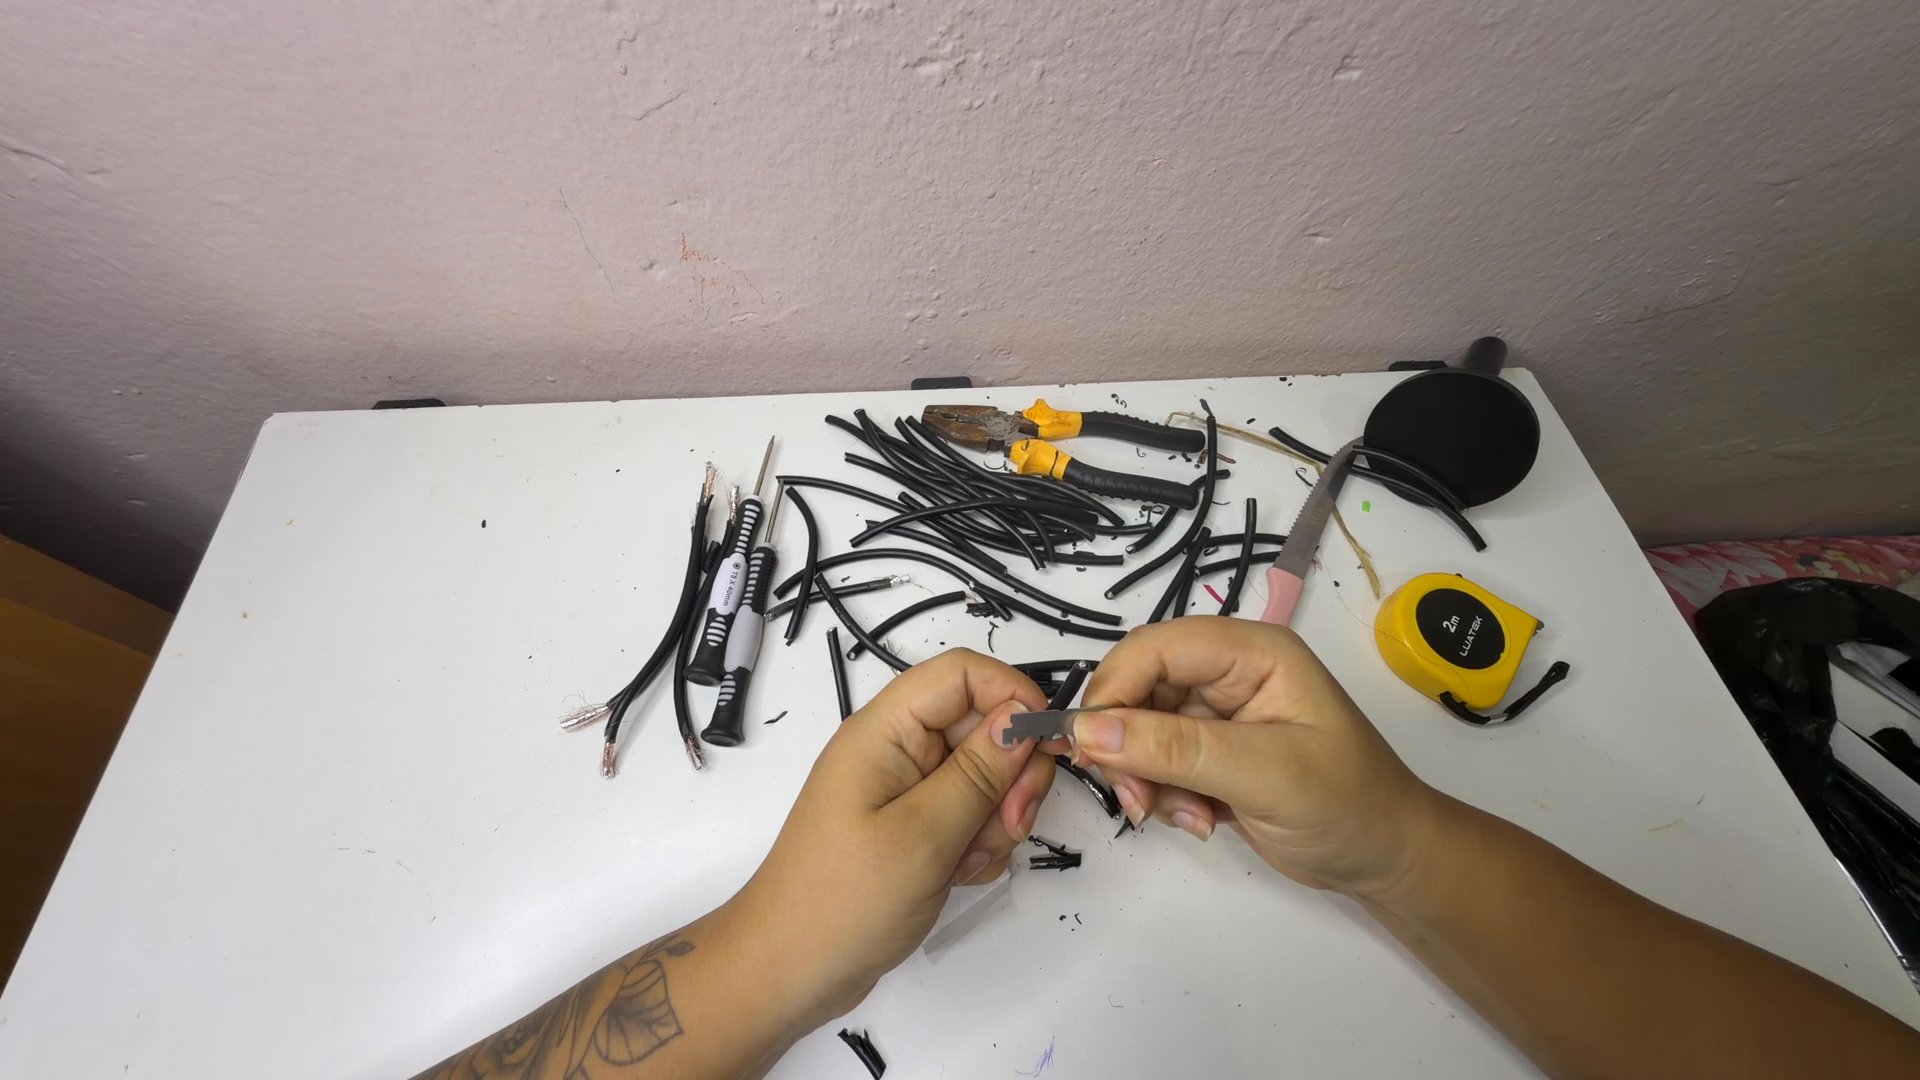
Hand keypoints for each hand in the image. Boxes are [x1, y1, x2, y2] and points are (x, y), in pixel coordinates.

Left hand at [726, 648, 1052, 1032]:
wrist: (789, 973)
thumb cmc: (842, 901)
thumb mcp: (922, 835)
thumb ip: (978, 773)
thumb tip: (1022, 716)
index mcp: (885, 730)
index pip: (961, 673)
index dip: (1010, 693)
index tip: (1045, 742)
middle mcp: (897, 748)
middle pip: (980, 724)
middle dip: (1010, 771)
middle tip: (1013, 822)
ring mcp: (906, 786)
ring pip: (983, 772)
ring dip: (996, 815)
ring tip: (971, 860)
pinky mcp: (914, 822)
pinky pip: (969, 810)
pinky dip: (979, 839)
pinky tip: (962, 874)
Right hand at [1074, 616, 1438, 898]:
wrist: (1387, 860)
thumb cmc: (1347, 806)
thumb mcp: (1263, 775)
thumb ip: (1174, 750)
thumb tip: (1087, 731)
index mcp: (1249, 651)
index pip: (1155, 648)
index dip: (1114, 689)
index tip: (1090, 747)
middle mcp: (1225, 669)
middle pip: (1138, 686)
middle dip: (1127, 745)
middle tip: (1136, 801)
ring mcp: (1213, 709)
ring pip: (1136, 726)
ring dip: (1145, 777)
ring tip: (1187, 817)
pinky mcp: (1204, 746)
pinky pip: (1151, 757)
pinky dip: (1160, 792)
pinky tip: (1200, 818)